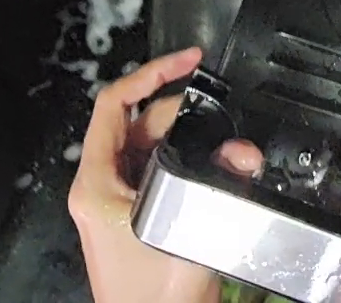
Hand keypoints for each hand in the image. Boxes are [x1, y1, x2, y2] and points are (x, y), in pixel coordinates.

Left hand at [68, 47, 263, 302]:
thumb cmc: (153, 299)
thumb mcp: (185, 231)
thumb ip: (220, 184)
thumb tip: (244, 152)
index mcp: (96, 184)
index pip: (115, 103)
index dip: (152, 72)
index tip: (188, 61)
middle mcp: (101, 184)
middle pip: (142, 120)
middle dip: (187, 113)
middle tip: (222, 116)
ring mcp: (118, 196)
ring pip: (157, 141)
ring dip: (196, 137)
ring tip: (232, 151)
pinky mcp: (136, 207)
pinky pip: (164, 163)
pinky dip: (193, 156)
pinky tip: (222, 165)